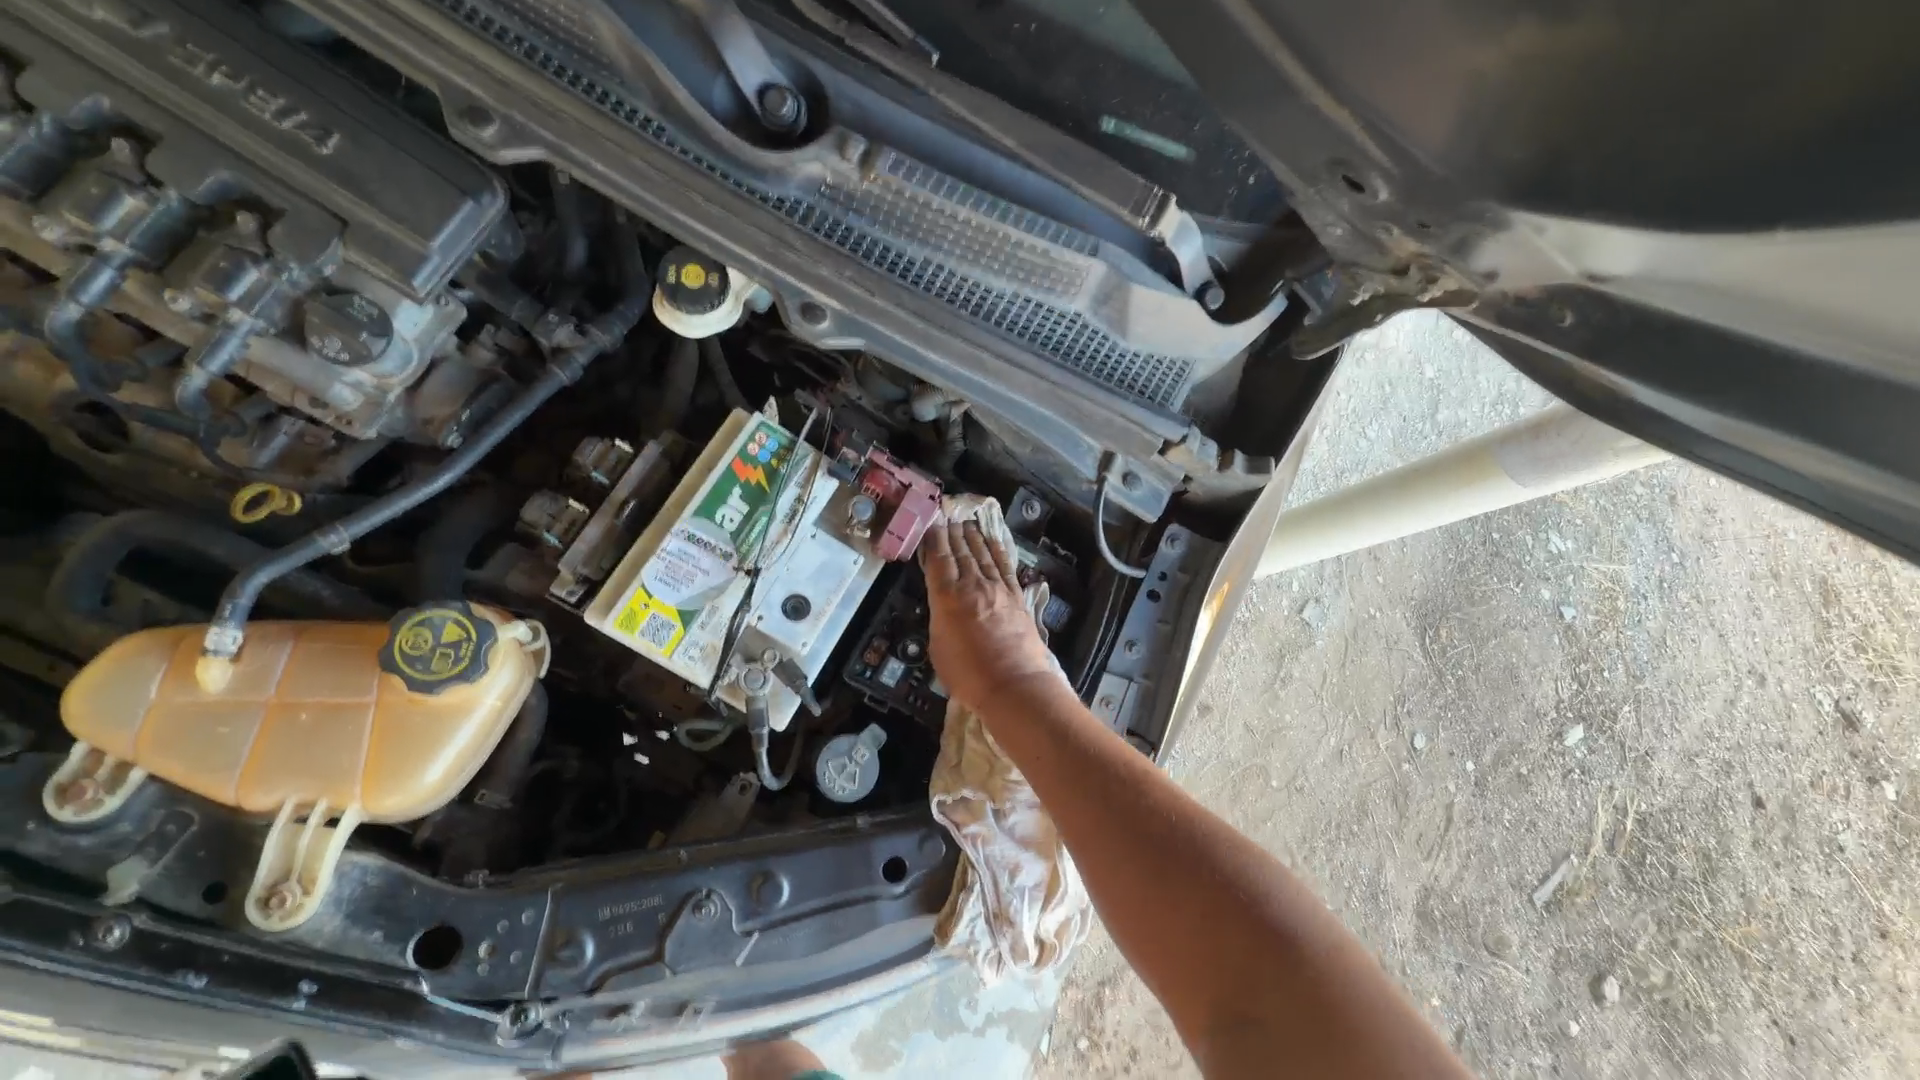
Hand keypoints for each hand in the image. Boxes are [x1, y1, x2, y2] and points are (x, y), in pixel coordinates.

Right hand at [920, 519, 1058, 710]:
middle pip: (961, 552)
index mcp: (947, 597)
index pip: (938, 559)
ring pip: (982, 554)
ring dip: (973, 537)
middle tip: (948, 516)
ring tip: (967, 523)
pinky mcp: (1016, 596)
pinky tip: (993, 541)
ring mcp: (997, 588)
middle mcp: (972, 585)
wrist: (1013, 684)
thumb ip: (940, 620)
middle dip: (953, 532)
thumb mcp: (938, 647)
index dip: (934, 539)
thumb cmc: (968, 675)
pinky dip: (997, 550)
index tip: (932, 523)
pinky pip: (1005, 566)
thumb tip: (945, 608)